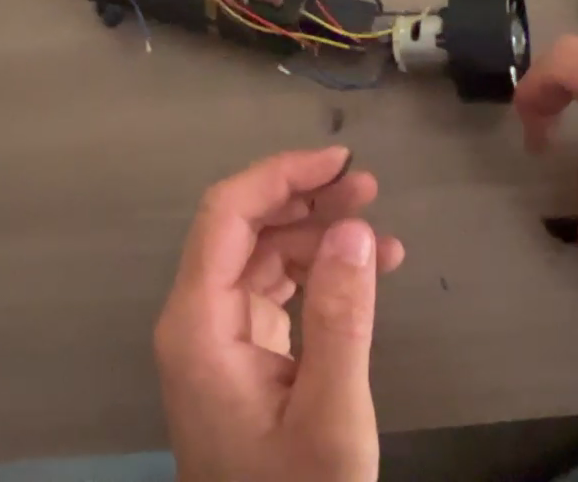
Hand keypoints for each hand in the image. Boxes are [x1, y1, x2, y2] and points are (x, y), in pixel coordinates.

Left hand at [154, 147, 406, 481]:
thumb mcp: (330, 416)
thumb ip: (340, 318)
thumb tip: (352, 228)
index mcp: (198, 323)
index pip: (226, 214)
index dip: (280, 175)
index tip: (338, 162)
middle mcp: (197, 318)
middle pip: (243, 227)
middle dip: (305, 200)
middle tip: (368, 188)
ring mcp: (217, 336)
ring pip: (262, 255)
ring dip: (317, 236)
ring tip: (379, 230)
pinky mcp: (240, 353)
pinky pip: (274, 291)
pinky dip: (317, 274)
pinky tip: (362, 273)